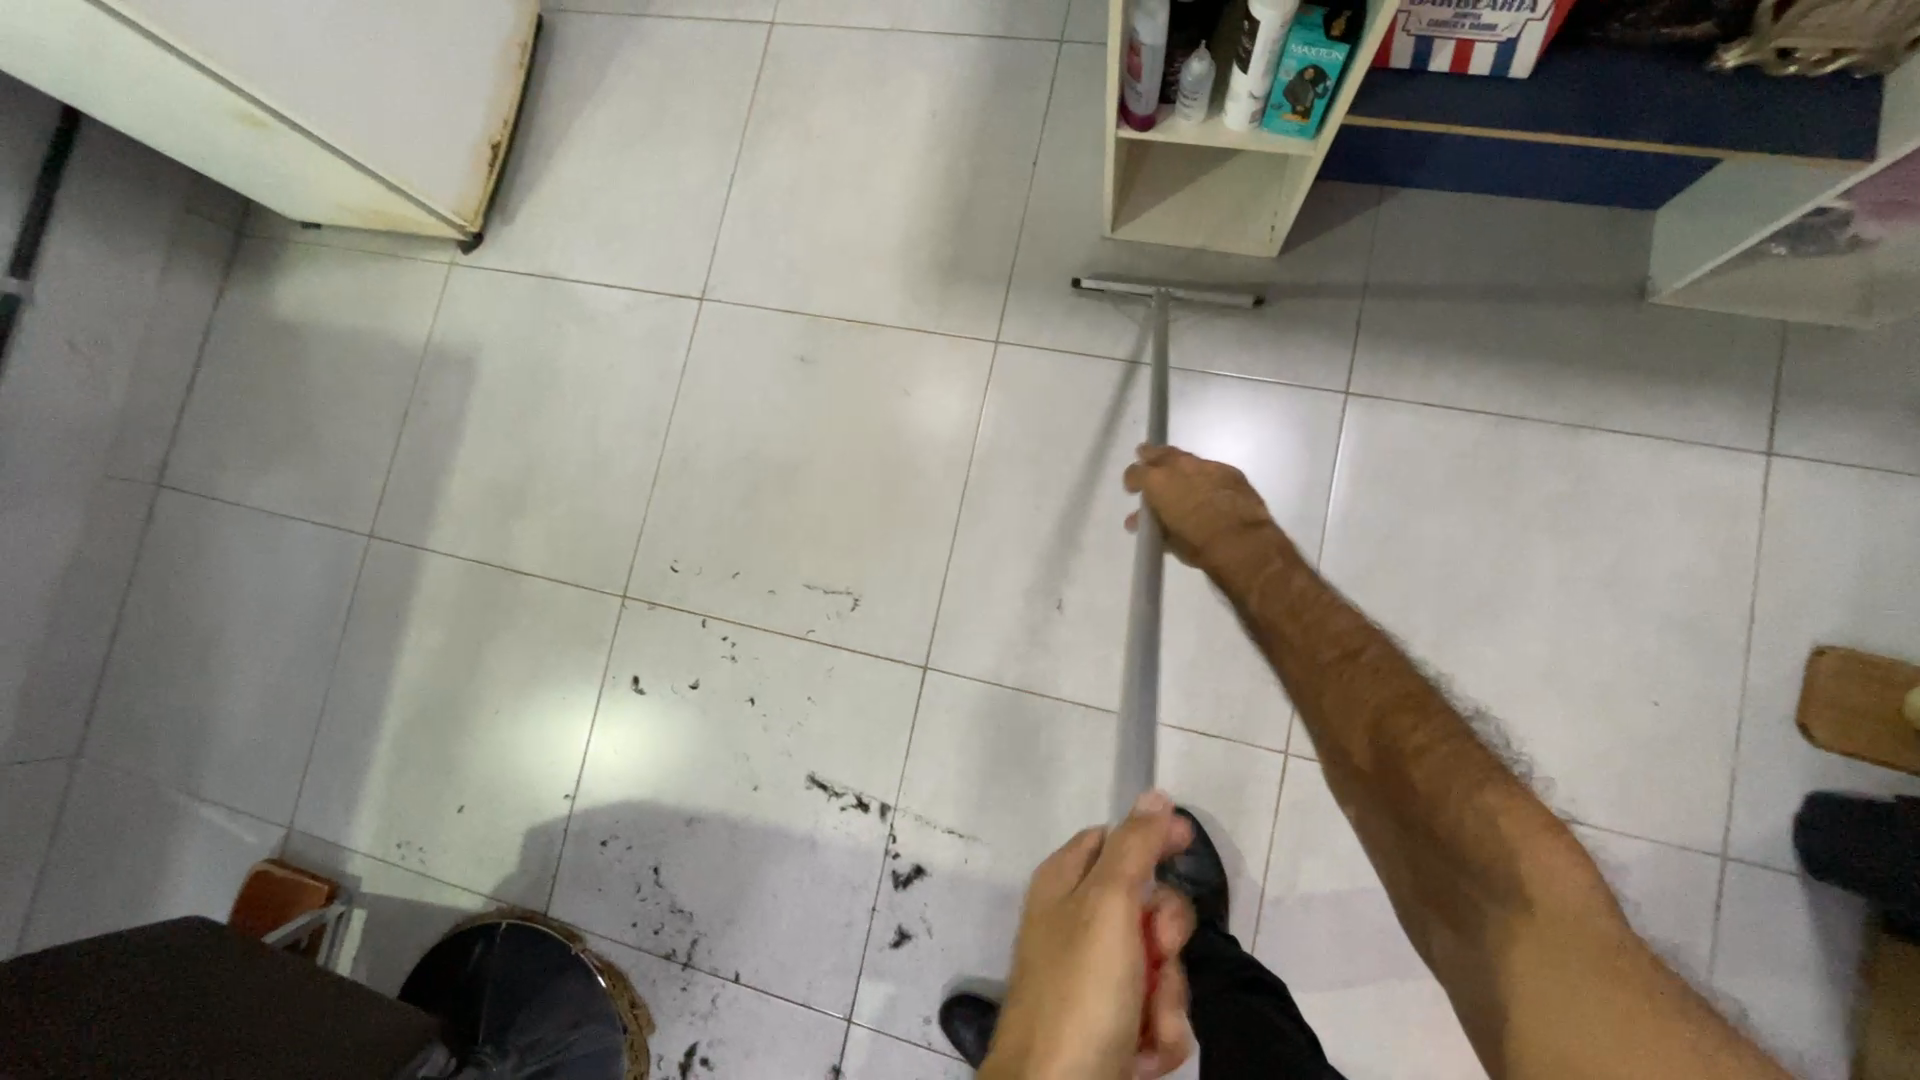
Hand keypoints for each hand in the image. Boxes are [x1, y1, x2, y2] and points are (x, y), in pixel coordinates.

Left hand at [981, 791, 1197, 1079]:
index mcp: (1065, 883)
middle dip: (1166, 937)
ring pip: (1162, 965)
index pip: (1114, 839)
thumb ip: (1135, 846)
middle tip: (1155, 952)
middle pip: (1149, 905)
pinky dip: (1157, 1033)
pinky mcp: (1113, 1024)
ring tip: (1144, 1021)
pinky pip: (1158, 1012)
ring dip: (1166, 997)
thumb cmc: (1079, 990)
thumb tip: (1155, 793)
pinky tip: (1140, 1054)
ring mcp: (1095, 978)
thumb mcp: (1107, 905)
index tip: (1187, 845)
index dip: (1151, 840)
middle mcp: (1078, 923)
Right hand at [1123, 444, 1277, 571]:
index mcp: (1157, 481)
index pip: (1134, 472)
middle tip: (1148, 463)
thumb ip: (1151, 522)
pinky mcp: (1230, 471)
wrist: (1242, 541)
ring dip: (1179, 467)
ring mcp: (1207, 466)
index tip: (1133, 489)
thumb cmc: (1196, 543)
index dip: (1132, 480)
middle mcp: (1179, 466)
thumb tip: (1136, 521)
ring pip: (1186, 459)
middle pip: (1159, 453)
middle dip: (1151, 457)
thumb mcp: (1165, 537)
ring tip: (1178, 478)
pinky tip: (1209, 490)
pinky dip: (1205, 477)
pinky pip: (1211, 469)